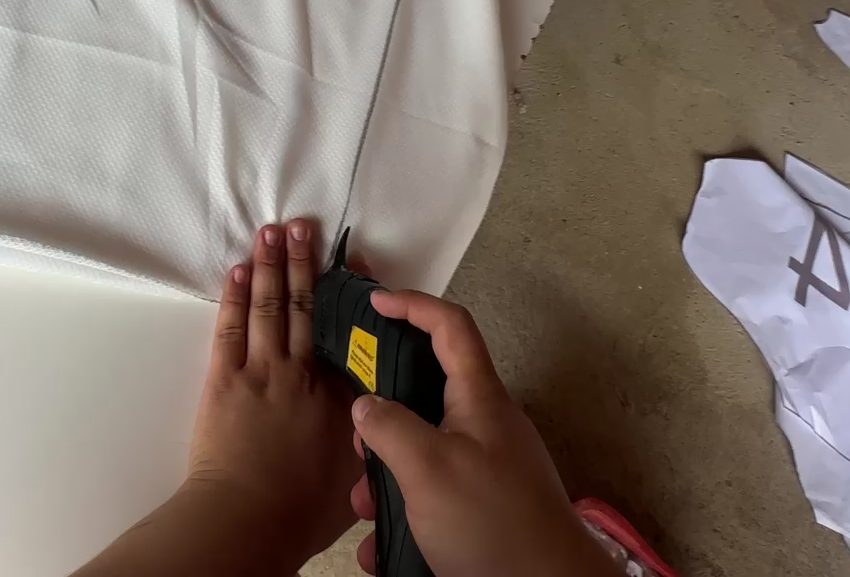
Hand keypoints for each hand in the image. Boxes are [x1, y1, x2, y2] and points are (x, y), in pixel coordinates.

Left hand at [186, 219, 361, 564]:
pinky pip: (230, 326)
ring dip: (269, 265)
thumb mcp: (354, 472)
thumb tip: (374, 411)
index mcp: (336, 393)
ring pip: (267, 305)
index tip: (349, 259)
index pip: (347, 330)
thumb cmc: (302, 509)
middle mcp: (300, 370)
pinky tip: (237, 270)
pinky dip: (234, 296)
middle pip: (304, 305)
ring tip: (271, 231)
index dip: (348, 291)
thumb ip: (366, 433)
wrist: (247, 519)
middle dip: (302, 261)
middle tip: (302, 226)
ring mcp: (261, 369)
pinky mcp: (224, 376)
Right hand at [348, 290, 617, 576]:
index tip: (375, 303)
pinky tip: (382, 544)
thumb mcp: (427, 468)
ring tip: (364, 505)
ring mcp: (488, 467)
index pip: (450, 325)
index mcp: (479, 398)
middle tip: (357, 439)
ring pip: (423, 448)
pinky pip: (435, 492)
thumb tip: (365, 406)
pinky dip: (405, 510)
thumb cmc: (492, 524)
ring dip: (387, 472)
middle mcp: (485, 424)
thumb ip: (388, 426)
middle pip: (426, 390)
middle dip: (383, 413)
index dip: (413, 304)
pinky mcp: (486, 507)